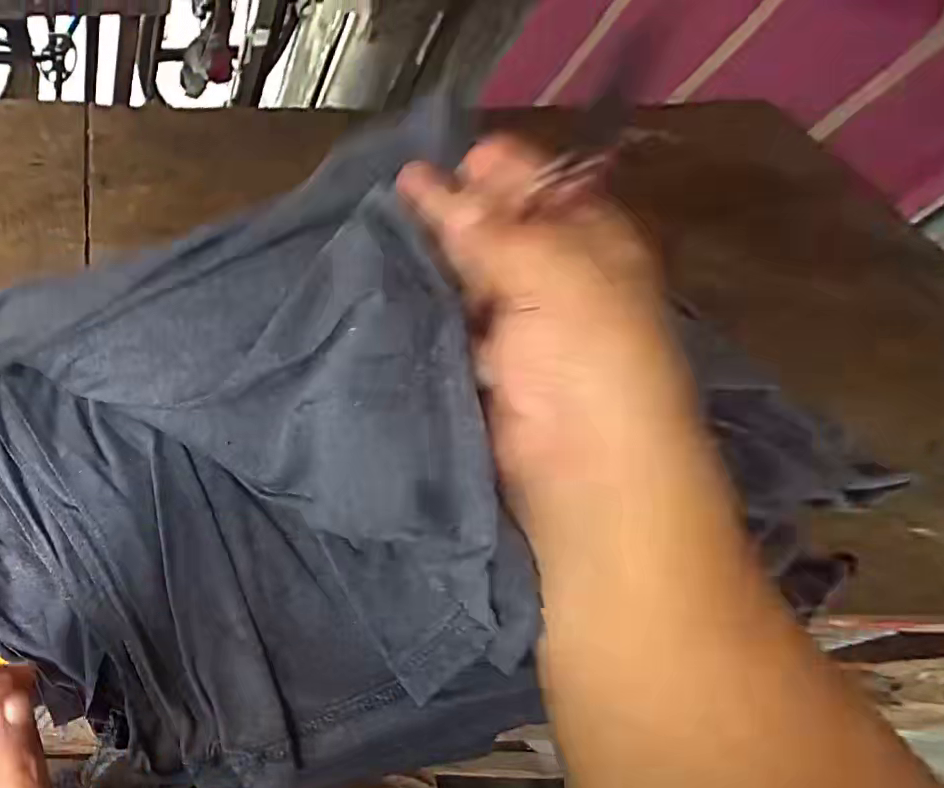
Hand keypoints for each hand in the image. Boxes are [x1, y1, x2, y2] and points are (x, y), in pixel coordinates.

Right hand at [396, 136, 707, 535]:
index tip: (418, 163)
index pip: (530, 189)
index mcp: (582, 243)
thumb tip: (427, 183)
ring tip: (355, 238)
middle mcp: (539, 279)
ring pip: (447, 281)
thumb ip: (491, 232)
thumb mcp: (553, 277)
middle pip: (483, 233)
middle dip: (436, 214)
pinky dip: (399, 310)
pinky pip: (425, 327)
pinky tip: (363, 294)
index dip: (483, 172)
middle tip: (376, 197)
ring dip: (410, 263)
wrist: (574, 468)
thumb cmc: (587, 363)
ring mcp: (494, 328)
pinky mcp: (457, 367)